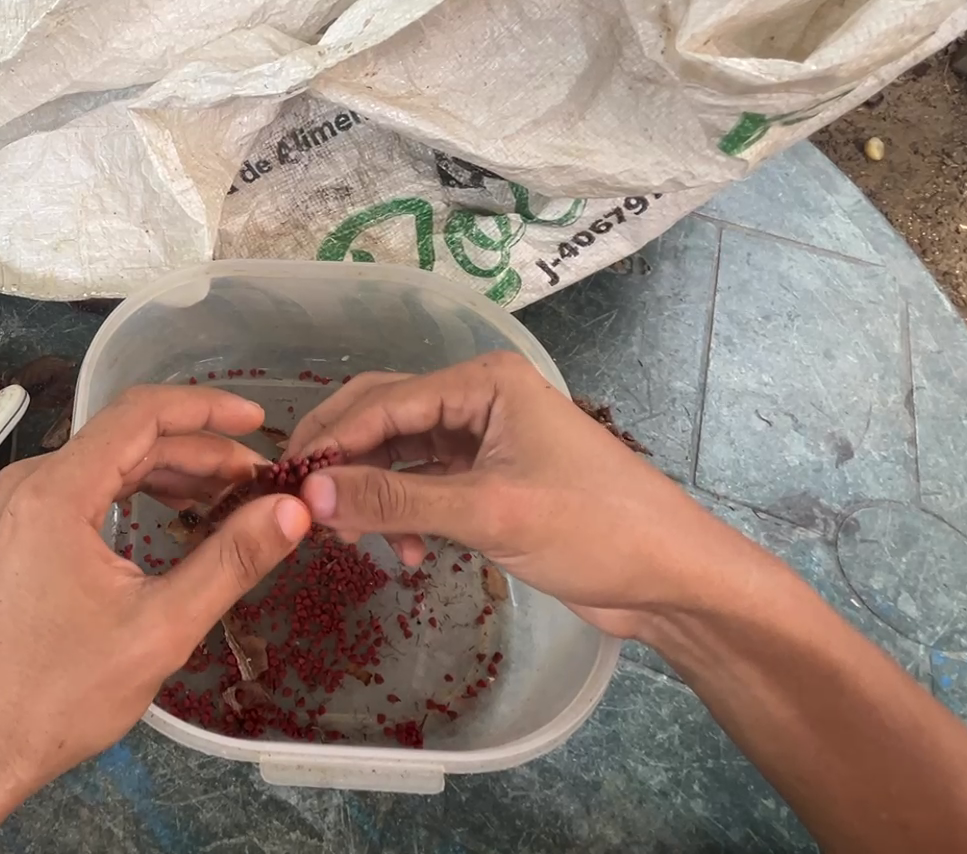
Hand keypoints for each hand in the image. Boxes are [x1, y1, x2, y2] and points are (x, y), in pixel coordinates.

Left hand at [0, 385, 311, 793]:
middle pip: (129, 438)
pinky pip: (91, 488)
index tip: (258, 421)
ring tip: (232, 497)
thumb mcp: (159, 628)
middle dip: (200, 451)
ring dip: (173, 472)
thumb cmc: (60, 693)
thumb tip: (292, 511)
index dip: (205, 408)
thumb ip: (230, 561)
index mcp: (58, 489)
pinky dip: (140, 492)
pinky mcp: (24, 527)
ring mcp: (23, 502)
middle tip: (259, 481)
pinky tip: (179, 514)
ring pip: (112, 461)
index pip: (140, 414)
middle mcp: (34, 480)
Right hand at [288, 352, 761, 638]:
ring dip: (374, 494)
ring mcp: (478, 437)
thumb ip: (395, 500)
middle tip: (305, 503)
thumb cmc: (594, 530)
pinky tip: (409, 554)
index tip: (287, 482)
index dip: (330, 441)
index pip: (382, 403)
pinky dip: (405, 514)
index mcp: (480, 381)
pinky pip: (421, 484)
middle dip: (344, 462)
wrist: (679, 585)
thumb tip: (309, 497)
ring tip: (355, 539)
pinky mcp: (483, 476)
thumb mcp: (488, 512)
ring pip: (396, 454)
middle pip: (382, 418)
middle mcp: (473, 398)